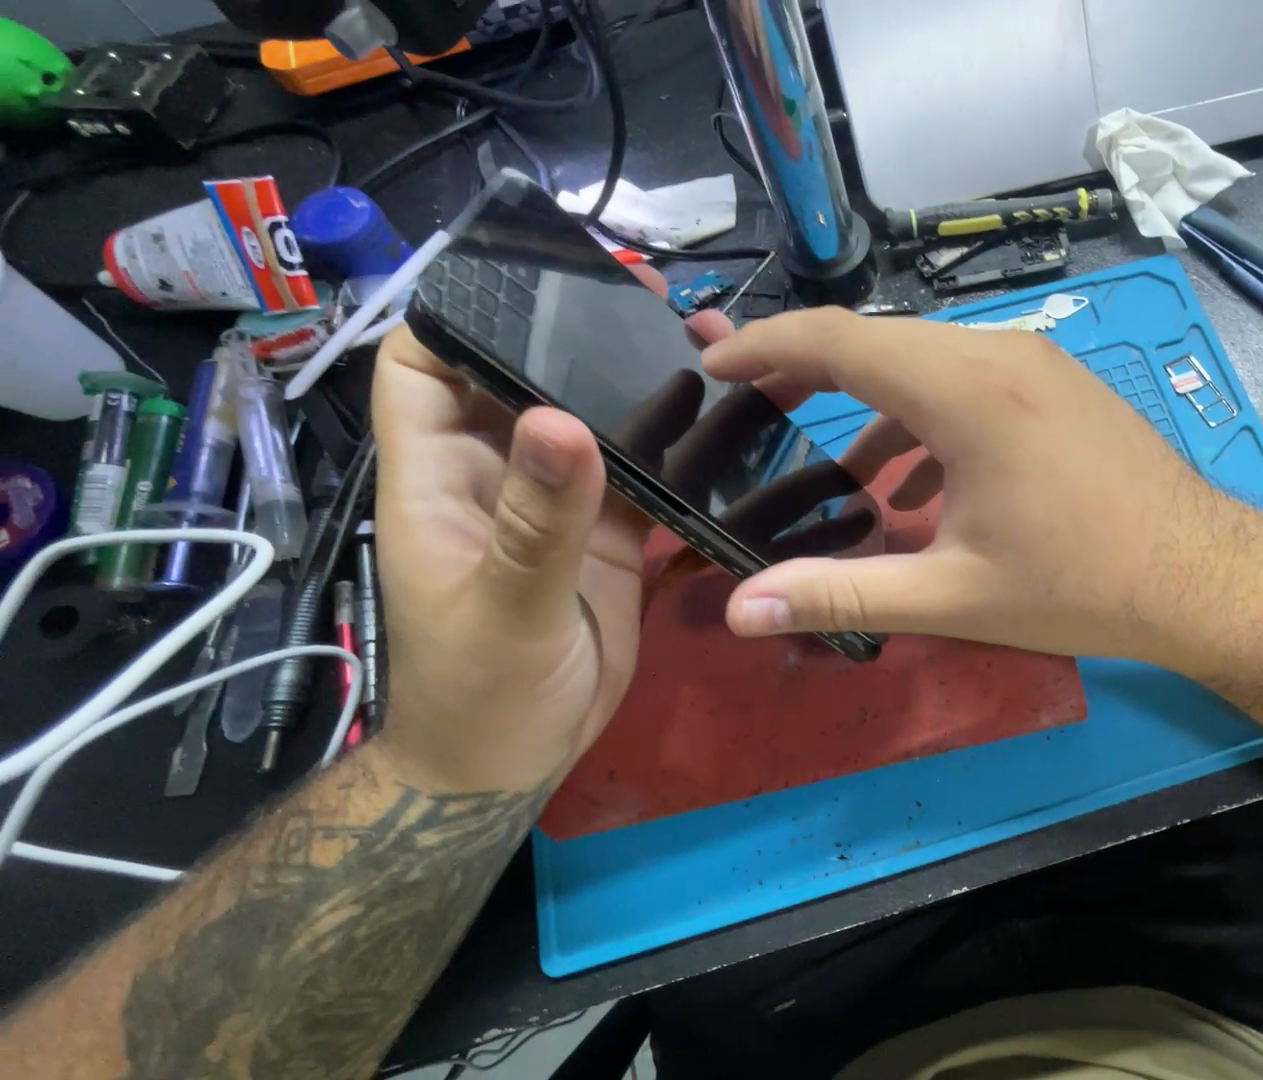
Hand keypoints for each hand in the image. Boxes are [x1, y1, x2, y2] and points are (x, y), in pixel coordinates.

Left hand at [370, 266, 733, 792]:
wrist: (517, 761)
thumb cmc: (481, 693)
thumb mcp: (507, 609)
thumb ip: (537, 522)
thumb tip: (561, 419)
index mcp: (443, 478)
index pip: (424, 367)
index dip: (458, 313)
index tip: (531, 273)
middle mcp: (501, 477)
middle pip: (528, 381)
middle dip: (577, 337)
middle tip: (652, 298)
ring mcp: (562, 506)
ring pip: (597, 426)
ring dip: (640, 389)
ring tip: (705, 349)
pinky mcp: (611, 537)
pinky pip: (644, 478)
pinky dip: (679, 453)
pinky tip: (726, 427)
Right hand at [702, 308, 1238, 665]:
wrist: (1204, 578)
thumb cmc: (1080, 586)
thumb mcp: (952, 596)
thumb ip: (840, 595)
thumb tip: (740, 611)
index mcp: (966, 390)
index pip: (839, 339)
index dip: (765, 345)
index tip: (711, 362)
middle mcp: (1000, 353)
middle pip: (880, 342)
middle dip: (808, 371)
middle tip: (752, 408)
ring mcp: (1038, 364)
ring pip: (927, 362)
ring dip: (872, 405)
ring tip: (833, 467)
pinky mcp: (1060, 386)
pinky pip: (971, 382)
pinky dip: (926, 419)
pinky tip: (918, 487)